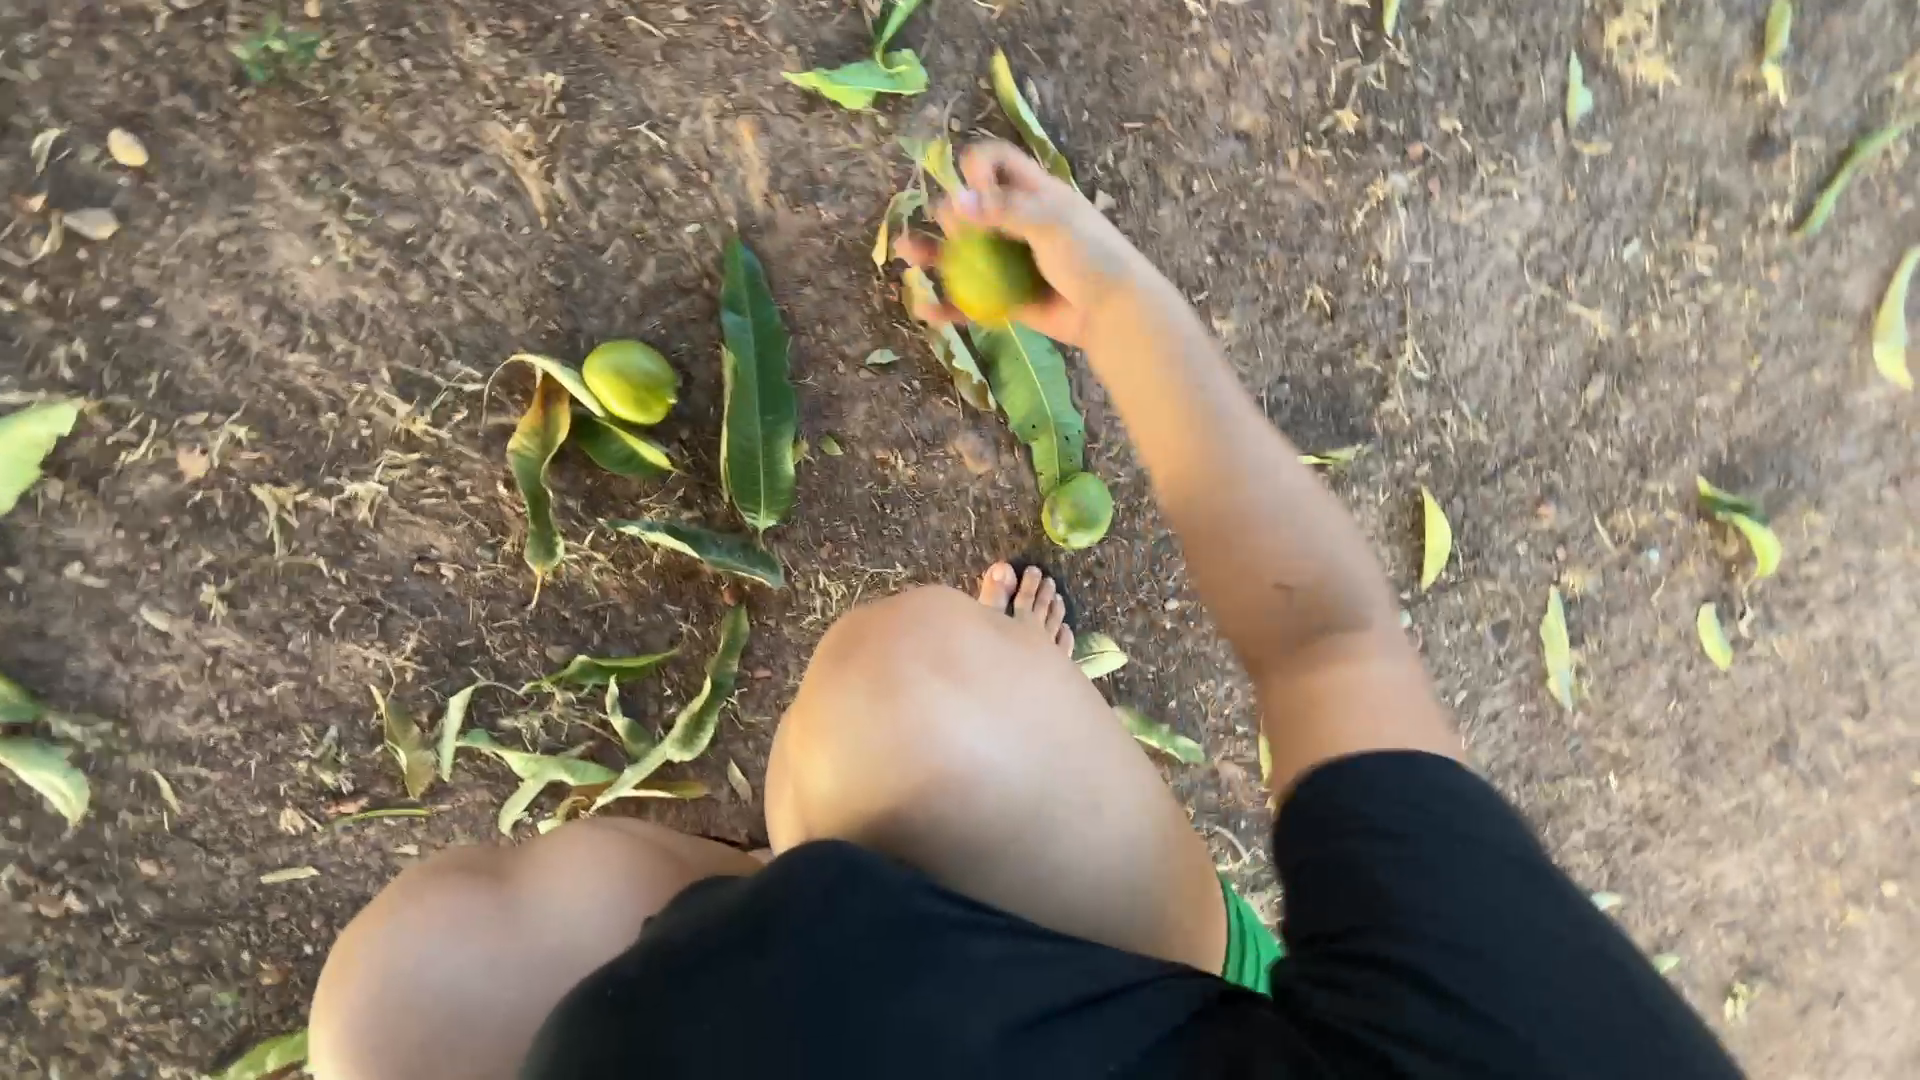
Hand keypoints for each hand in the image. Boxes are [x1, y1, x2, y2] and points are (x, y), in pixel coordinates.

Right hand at [896, 141, 1154, 347]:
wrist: (1111, 313)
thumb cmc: (1090, 256)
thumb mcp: (1051, 222)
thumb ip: (1003, 211)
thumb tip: (952, 204)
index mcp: (1033, 194)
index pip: (996, 164)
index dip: (978, 168)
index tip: (975, 189)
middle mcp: (1017, 225)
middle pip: (971, 210)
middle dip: (949, 213)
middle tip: (950, 225)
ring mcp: (1009, 265)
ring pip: (963, 256)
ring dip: (933, 253)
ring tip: (906, 252)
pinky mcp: (1006, 300)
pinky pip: (969, 301)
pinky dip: (948, 305)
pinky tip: (926, 307)